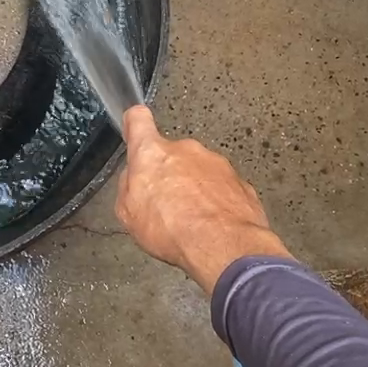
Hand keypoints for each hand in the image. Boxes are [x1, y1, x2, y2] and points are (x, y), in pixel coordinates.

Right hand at [116, 106, 290, 290]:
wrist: (222, 246)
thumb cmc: (174, 229)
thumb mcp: (128, 213)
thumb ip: (129, 187)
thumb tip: (134, 180)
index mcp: (152, 153)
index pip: (138, 120)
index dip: (134, 123)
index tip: (134, 125)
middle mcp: (185, 150)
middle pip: (170, 154)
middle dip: (168, 174)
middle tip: (165, 203)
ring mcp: (215, 164)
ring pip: (197, 172)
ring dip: (193, 190)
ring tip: (189, 221)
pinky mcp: (239, 181)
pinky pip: (220, 188)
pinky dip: (214, 202)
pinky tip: (210, 226)